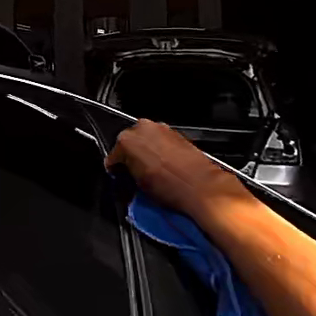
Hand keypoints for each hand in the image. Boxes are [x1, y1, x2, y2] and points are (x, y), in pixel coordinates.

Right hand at [105, 119, 246, 217]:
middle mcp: (141, 128)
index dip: (116, 168)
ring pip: (146, 139)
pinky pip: (160, 140)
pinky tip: (166, 165)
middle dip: (131, 156)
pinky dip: (160, 149)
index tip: (119, 174)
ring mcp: (160, 128)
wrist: (202, 187)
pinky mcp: (176, 132)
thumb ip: (129, 172)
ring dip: (146, 151)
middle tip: (136, 173)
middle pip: (129, 142)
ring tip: (153, 170)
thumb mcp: (139, 185)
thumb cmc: (171, 187)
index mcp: (126, 140)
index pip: (113, 155)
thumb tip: (130, 172)